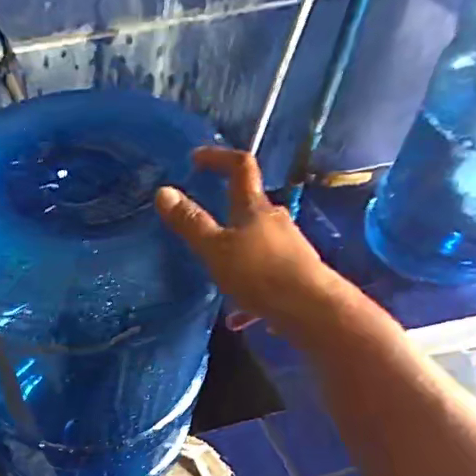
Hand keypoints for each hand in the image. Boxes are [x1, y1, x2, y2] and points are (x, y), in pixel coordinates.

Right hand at [154, 147, 353, 338]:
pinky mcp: (296, 278)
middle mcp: (276, 222)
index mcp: (255, 209)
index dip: (218, 157)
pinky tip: (238, 318)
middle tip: (204, 222)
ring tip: (217, 274)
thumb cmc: (260, 274)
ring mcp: (289, 250)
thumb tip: (163, 192)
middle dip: (228, 211)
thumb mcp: (216, 249)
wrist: (311, 310)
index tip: (196, 159)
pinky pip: (266, 281)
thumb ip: (190, 223)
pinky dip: (250, 293)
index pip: (240, 167)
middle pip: (251, 208)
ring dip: (237, 254)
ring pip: (258, 245)